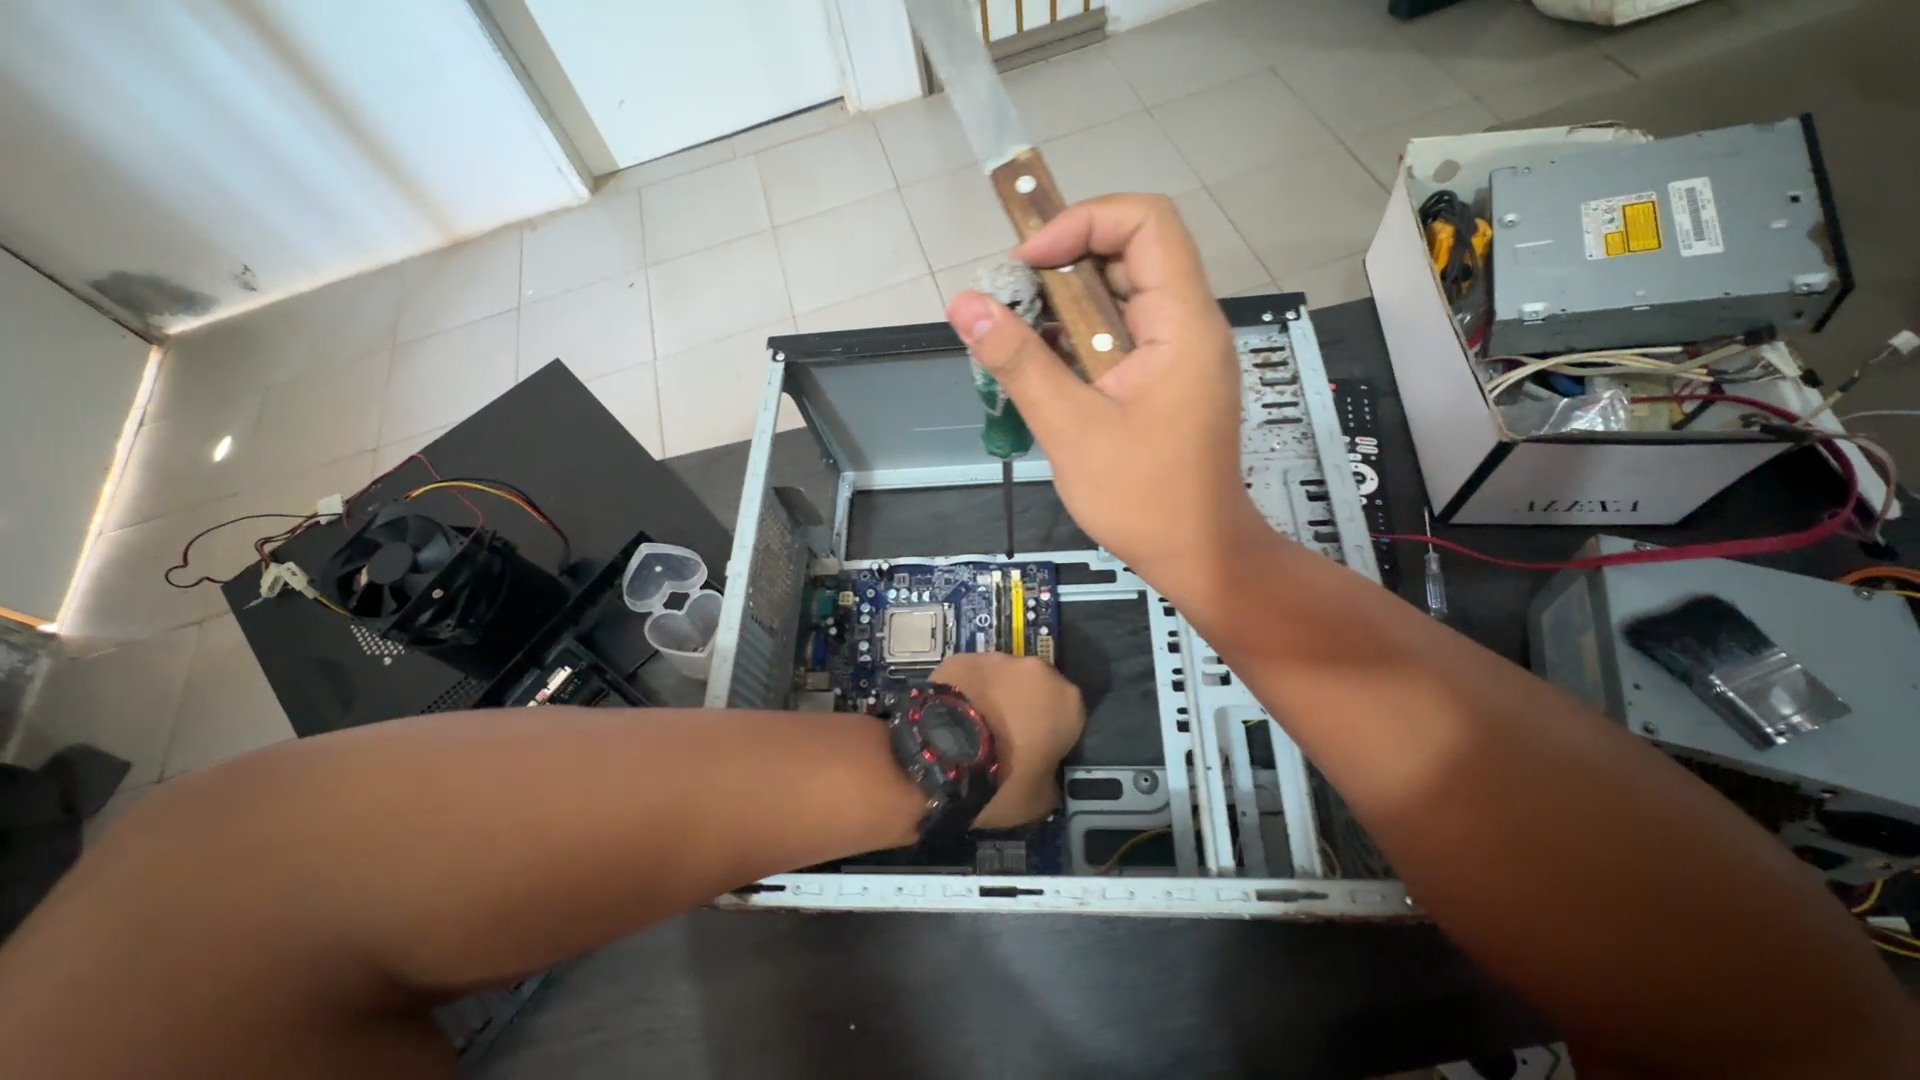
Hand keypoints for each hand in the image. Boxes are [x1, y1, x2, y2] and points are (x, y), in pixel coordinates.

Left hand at [930, 652, 1083, 828]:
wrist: (942, 759)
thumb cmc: (1002, 782)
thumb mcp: (1040, 800)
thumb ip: (1050, 781)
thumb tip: (1044, 778)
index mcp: (1068, 702)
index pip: (1069, 717)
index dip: (1054, 736)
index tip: (1037, 754)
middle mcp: (1037, 670)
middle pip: (1037, 689)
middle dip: (1026, 708)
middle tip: (1005, 738)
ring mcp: (997, 659)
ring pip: (1003, 678)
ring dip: (996, 697)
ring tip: (975, 726)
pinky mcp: (961, 658)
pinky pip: (970, 676)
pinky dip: (966, 690)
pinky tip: (952, 714)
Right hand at [947, 194, 1262, 607]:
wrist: (1198, 554)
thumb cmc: (1143, 498)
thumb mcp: (1071, 429)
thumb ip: (1018, 361)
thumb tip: (965, 304)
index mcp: (1183, 323)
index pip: (1146, 221)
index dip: (1082, 221)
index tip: (1028, 262)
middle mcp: (1189, 324)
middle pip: (1130, 251)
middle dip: (1063, 264)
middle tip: (1010, 300)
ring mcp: (1181, 351)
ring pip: (1121, 293)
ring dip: (1064, 305)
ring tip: (1018, 337)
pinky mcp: (1168, 377)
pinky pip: (1121, 332)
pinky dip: (1079, 338)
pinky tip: (1044, 369)